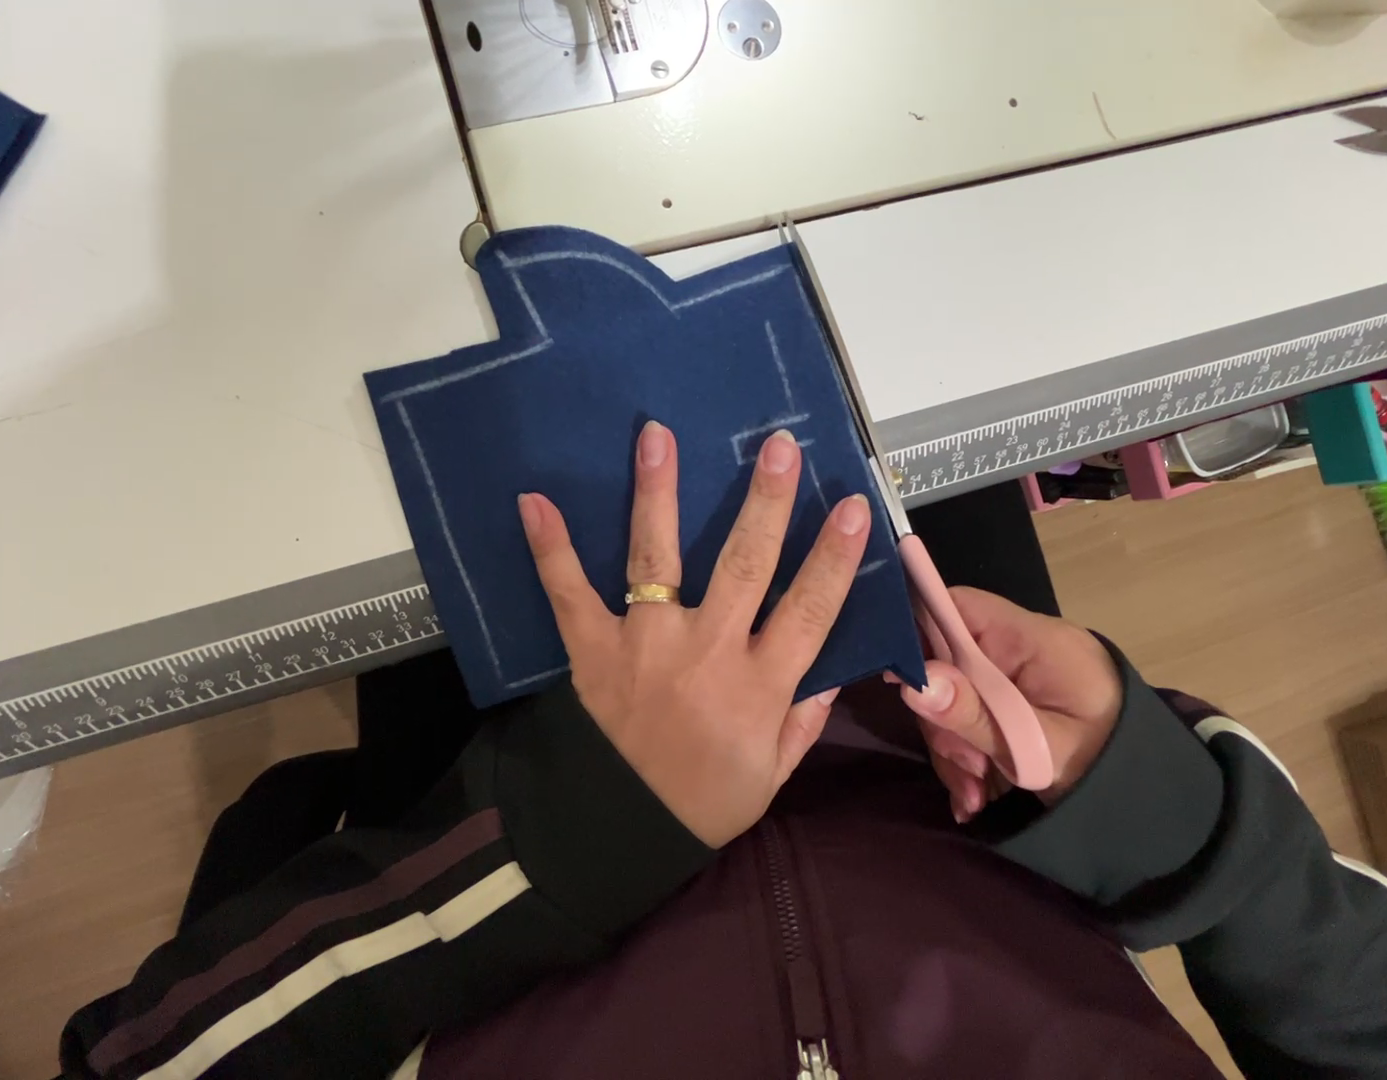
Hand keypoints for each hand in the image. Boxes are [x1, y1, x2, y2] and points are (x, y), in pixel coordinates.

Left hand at [518, 421, 872, 847]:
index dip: (835, 557)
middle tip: (779, 444)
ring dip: (659, 493)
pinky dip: (551, 548)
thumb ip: (803, 720)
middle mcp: (707, 651)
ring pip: (658, 556)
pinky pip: (569, 593)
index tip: (852, 505)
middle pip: (746, 564)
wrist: (619, 830)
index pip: (811, 609)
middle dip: (766, 502)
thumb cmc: (703, 802)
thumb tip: (832, 670)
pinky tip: (534, 501)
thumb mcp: (771, 774)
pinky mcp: (593, 649)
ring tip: (657, 436)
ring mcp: (645, 643)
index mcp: (759, 685)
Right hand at [895, 588, 1121, 819]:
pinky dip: (967, 757)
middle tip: (967, 767)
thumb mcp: (1037, 747)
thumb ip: (974, 714)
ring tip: (977, 794)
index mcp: (1033, 640)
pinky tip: (978, 794)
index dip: (918, 631)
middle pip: (947, 661)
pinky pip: (970, 719)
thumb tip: (913, 683)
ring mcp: (1015, 679)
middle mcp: (1020, 650)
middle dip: (945, 719)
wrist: (1159, 812)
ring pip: (952, 698)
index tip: (900, 679)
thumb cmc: (1107, 770)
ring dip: (955, 749)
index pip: (957, 605)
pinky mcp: (1012, 706)